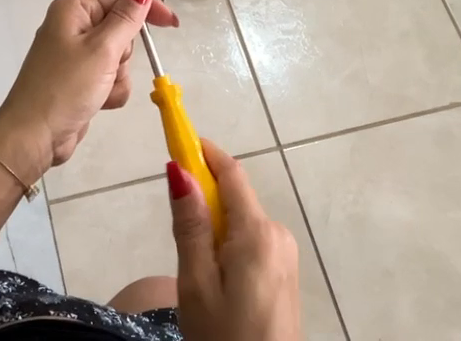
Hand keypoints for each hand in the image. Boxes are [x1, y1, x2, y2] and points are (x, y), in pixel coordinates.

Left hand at [0, 0, 177, 183]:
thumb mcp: (102, 49)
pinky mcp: (81, 80)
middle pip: (120, 28)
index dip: (145, 7)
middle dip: (124, 52)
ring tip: (100, 88)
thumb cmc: (66, 86)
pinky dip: (111, 90)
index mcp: (73, 10)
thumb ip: (127, 18)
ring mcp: (76, 56)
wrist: (35, 135)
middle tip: (110, 64)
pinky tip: (99, 102)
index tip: (172, 23)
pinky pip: (111, 78)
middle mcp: (73, 27)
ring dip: (118, 76)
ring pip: (119, 57)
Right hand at [169, 140, 302, 340]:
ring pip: (240, 220)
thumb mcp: (196, 284)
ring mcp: (286, 255)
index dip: (202, 151)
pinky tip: (217, 282)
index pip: (230, 172)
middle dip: (203, 200)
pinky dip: (228, 245)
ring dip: (214, 227)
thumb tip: (180, 169)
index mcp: (258, 232)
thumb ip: (190, 224)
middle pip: (234, 196)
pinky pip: (250, 241)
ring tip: (197, 274)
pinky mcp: (285, 273)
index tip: (174, 140)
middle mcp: (278, 234)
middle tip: (179, 239)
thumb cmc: (225, 337)